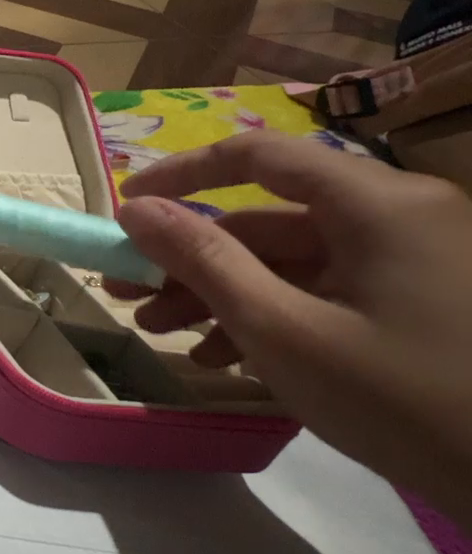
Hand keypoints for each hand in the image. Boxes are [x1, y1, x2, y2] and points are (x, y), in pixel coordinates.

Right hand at [110, 132, 471, 526]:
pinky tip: (225, 356)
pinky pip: (329, 289)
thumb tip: (134, 208)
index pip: (257, 157)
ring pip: (291, 260)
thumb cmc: (405, 396)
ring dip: (218, 292)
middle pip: (266, 220)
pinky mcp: (429, 303)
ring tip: (163, 333)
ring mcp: (421, 262)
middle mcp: (403, 218)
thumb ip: (201, 259)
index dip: (179, 174)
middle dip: (187, 258)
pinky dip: (270, 312)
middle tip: (125, 293)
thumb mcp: (280, 328)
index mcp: (378, 206)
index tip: (125, 208)